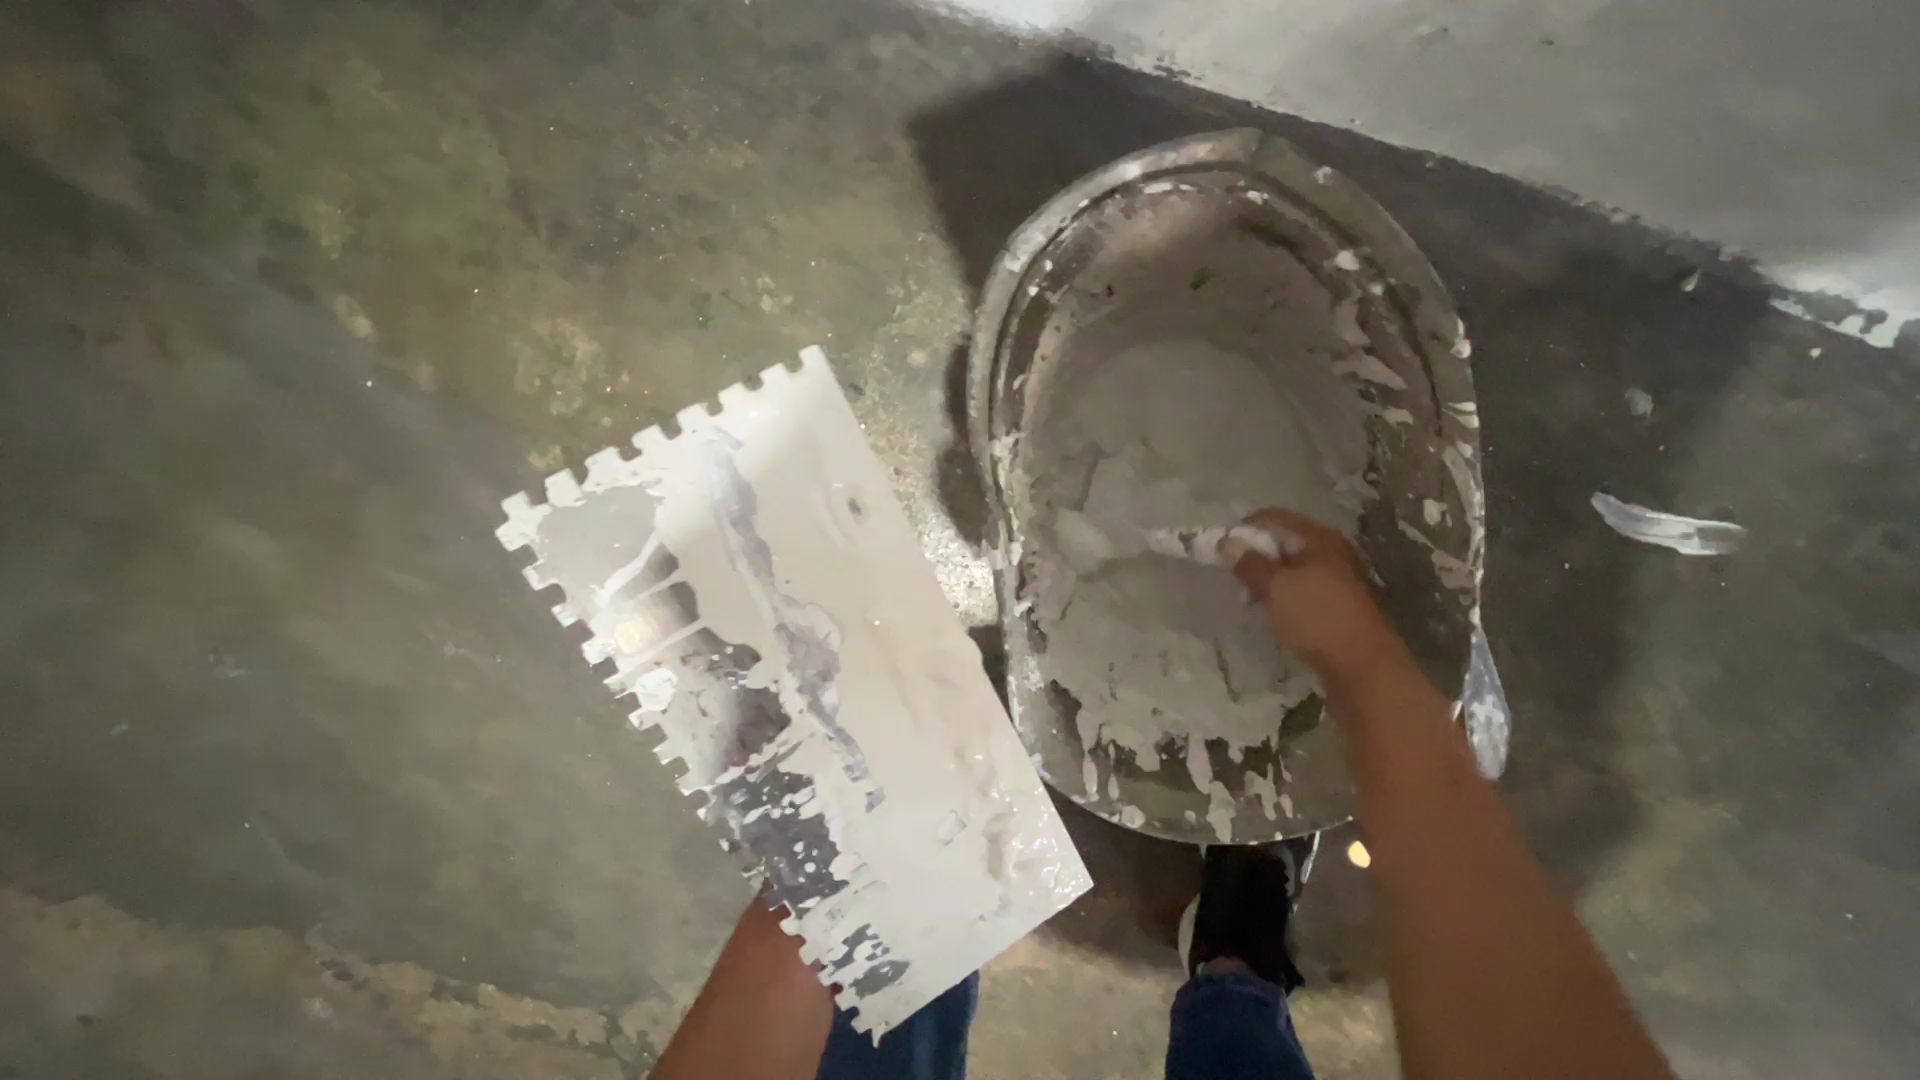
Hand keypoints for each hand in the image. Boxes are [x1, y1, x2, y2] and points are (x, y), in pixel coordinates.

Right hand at [1223, 508, 1394, 676]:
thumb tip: (1226, 543)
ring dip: (1267, 577)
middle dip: (1254, 555)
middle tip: (1234, 577)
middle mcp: (1330, 550)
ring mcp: (1335, 577)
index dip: (1244, 529)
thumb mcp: (1276, 587)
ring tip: (1250, 598)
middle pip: (1282, 541)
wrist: (1361, 665)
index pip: (1273, 517)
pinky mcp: (1335, 602)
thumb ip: (1249, 563)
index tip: (1221, 551)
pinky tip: (1272, 611)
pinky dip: (1282, 594)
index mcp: (1318, 537)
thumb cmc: (1316, 618)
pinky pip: (1300, 587)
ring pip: (1290, 566)